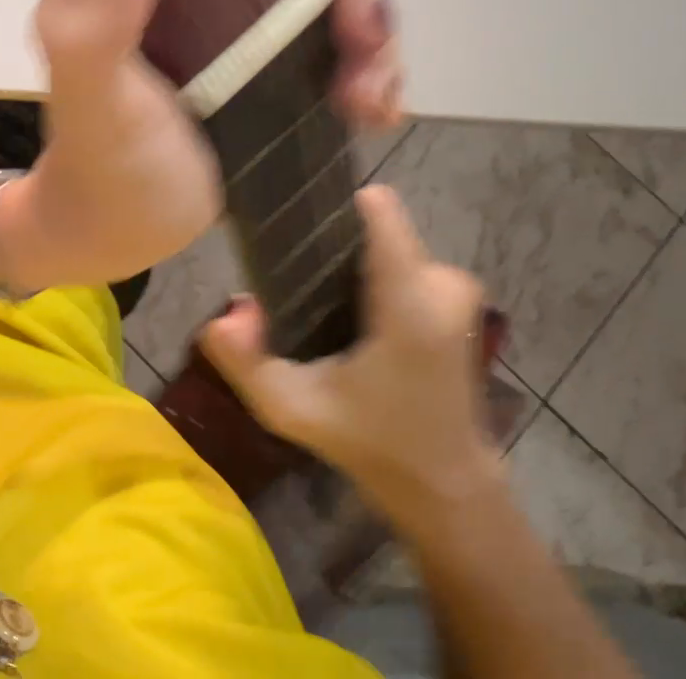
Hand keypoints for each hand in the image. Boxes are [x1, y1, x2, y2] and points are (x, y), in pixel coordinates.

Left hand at [0, 0, 406, 287]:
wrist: (124, 229)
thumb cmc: (99, 164)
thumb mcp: (90, 96)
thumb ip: (91, 22)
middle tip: (362, 43)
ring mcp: (245, 31)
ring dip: (374, 36)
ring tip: (367, 101)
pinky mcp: (277, 73)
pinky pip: (343, 49)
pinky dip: (375, 72)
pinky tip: (377, 114)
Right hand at [198, 186, 499, 526]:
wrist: (443, 482)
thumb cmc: (367, 439)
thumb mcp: (288, 408)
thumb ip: (242, 359)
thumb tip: (229, 308)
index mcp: (409, 305)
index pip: (380, 215)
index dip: (329, 202)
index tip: (284, 208)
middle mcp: (441, 287)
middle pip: (370, 229)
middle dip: (325, 242)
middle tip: (282, 276)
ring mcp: (456, 294)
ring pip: (384, 246)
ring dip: (344, 261)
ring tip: (303, 292)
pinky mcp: (456, 303)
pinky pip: (401, 262)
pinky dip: (366, 273)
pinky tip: (337, 307)